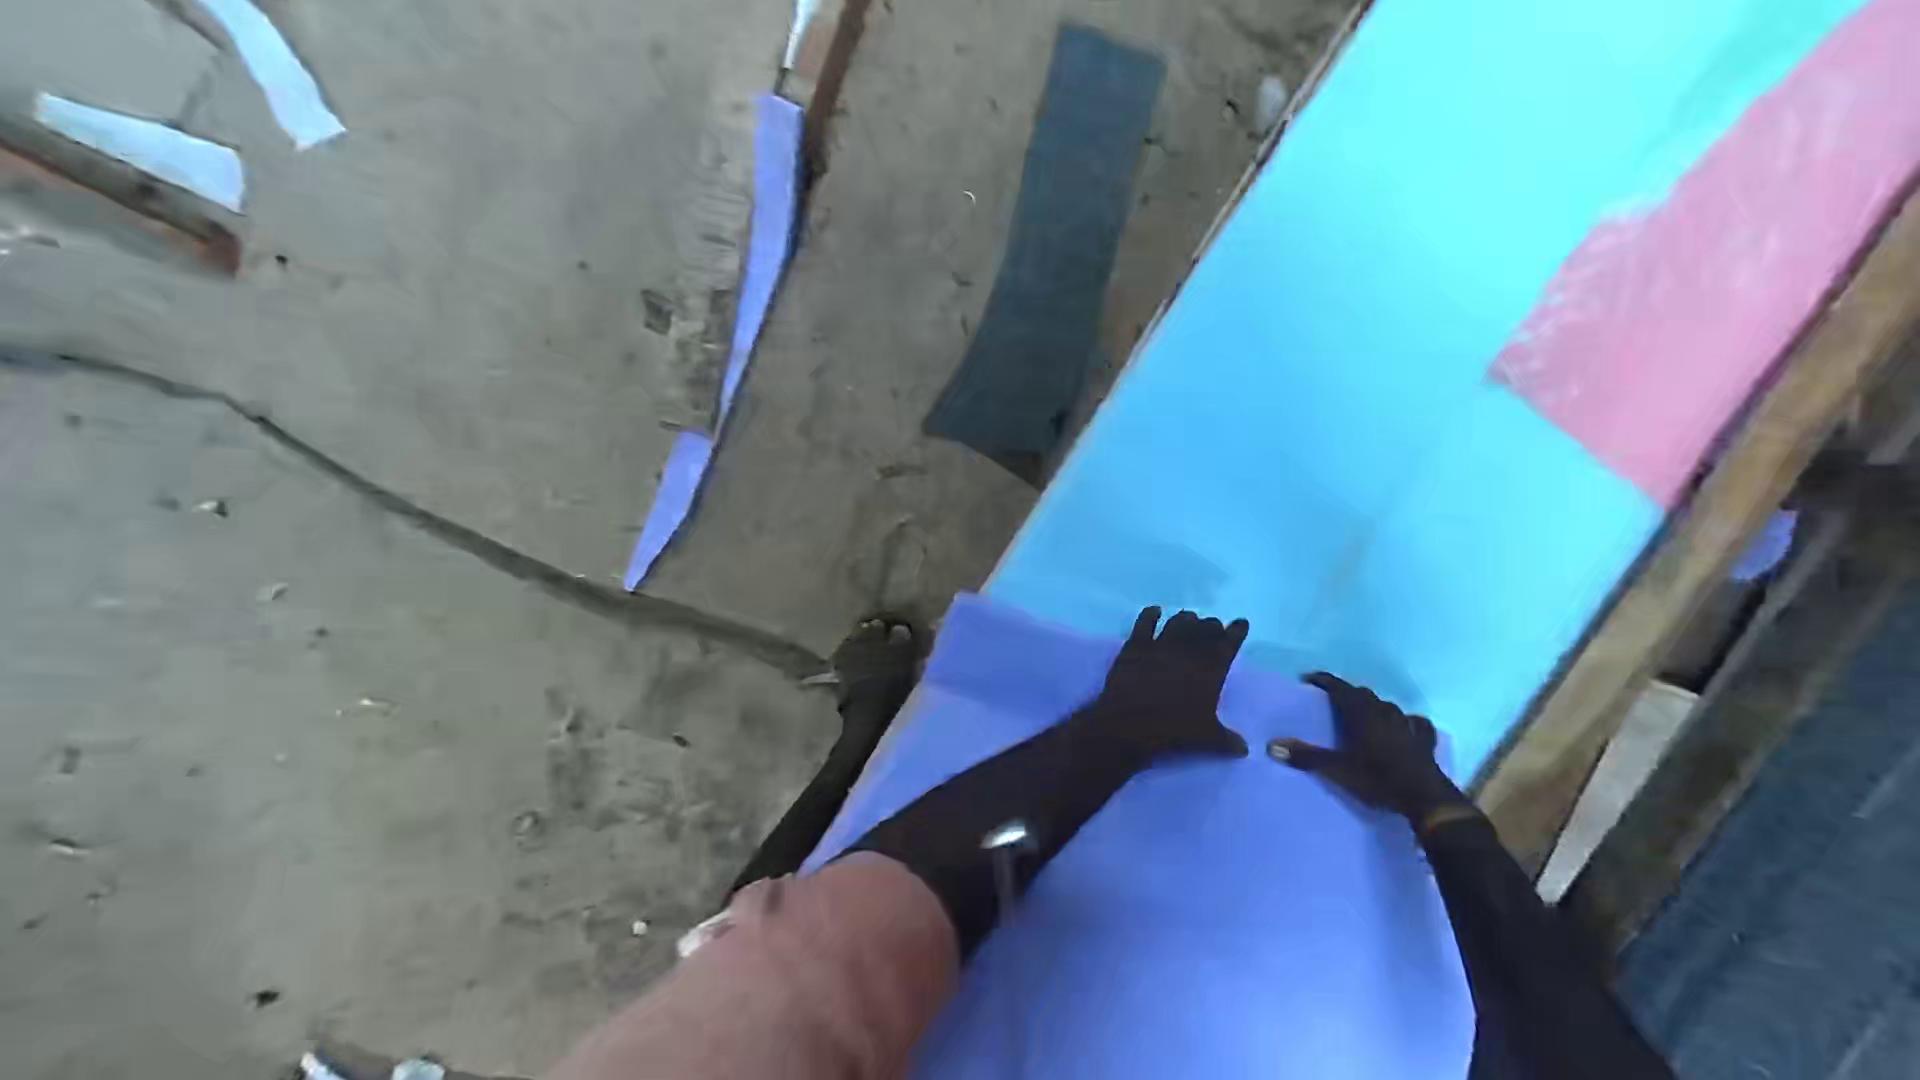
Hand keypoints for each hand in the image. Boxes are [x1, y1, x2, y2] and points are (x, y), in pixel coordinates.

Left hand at [1068, 607, 1250, 763]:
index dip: (1236, 631)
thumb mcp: (1207, 738)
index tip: (1240, 622)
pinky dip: (1150, 614)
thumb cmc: (1173, 730)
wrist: (1131, 723)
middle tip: (1212, 625)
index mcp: (1210, 670)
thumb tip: (1244, 749)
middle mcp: (1187, 652)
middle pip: (1204, 630)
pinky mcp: (1135, 646)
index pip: (1228, 644)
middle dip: (1210, 626)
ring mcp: (1160, 646)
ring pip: (1177, 623)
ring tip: (1189, 618)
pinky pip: (1144, 623)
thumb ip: (1227, 740)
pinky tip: (1154, 610)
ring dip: (1185, 619)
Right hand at [1275, 672, 1464, 819]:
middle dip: (1346, 693)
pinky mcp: (1425, 743)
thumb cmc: (1379, 780)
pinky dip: (1407, 720)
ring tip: (1363, 711)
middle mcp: (1384, 715)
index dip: (1325, 681)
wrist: (1427, 801)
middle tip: (1332, 698)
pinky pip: (1416, 723)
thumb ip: (1306, 756)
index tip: (1310, 678)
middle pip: (1363, 694)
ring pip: (1388, 706)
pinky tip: (1406, 724)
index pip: (1340, 689)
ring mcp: (1407, 727)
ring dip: (1373, 705)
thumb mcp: (1338, 770)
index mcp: (1362, 716)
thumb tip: (1271, 745)